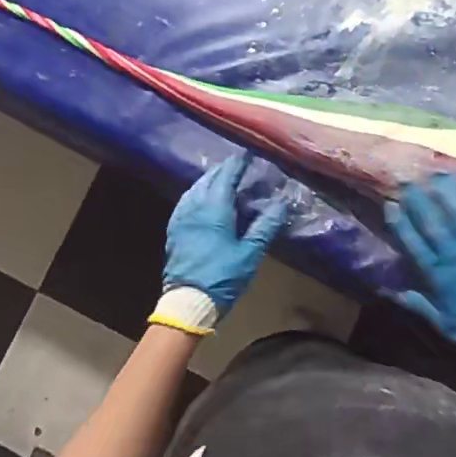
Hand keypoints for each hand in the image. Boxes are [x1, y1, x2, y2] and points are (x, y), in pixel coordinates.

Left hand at [162, 154, 290, 313]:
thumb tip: (281, 203)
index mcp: (214, 207)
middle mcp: (194, 206)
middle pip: (208, 179)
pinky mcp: (173, 230)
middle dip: (224, 170)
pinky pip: (186, 203)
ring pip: (195, 189)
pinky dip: (197, 195)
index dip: (238, 163)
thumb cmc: (222, 277)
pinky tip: (203, 201)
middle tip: (239, 167)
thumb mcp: (250, 253)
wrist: (188, 301)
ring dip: (209, 181)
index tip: (249, 155)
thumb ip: (265, 225)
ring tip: (223, 181)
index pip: (226, 175)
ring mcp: (180, 218)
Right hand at [384, 172, 455, 352]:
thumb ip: (417, 303)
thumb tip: (390, 292)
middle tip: (409, 178)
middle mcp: (455, 255)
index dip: (401, 222)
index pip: (413, 242)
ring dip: (449, 192)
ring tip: (439, 172)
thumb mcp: (440, 321)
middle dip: (419, 199)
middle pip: (433, 222)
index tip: (392, 204)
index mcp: (437, 274)